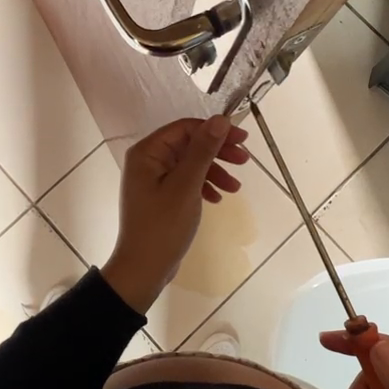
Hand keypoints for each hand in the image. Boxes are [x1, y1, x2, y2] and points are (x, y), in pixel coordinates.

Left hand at [100, 115, 250, 312]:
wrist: (143, 269)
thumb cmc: (163, 225)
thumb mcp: (186, 186)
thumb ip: (202, 150)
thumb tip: (220, 119)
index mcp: (147, 152)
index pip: (185, 128)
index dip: (214, 130)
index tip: (243, 139)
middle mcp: (147, 161)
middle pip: (188, 145)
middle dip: (217, 152)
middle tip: (244, 161)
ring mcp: (152, 180)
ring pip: (189, 165)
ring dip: (214, 172)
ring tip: (235, 188)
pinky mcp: (160, 197)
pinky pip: (185, 182)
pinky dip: (203, 187)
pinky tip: (218, 199)